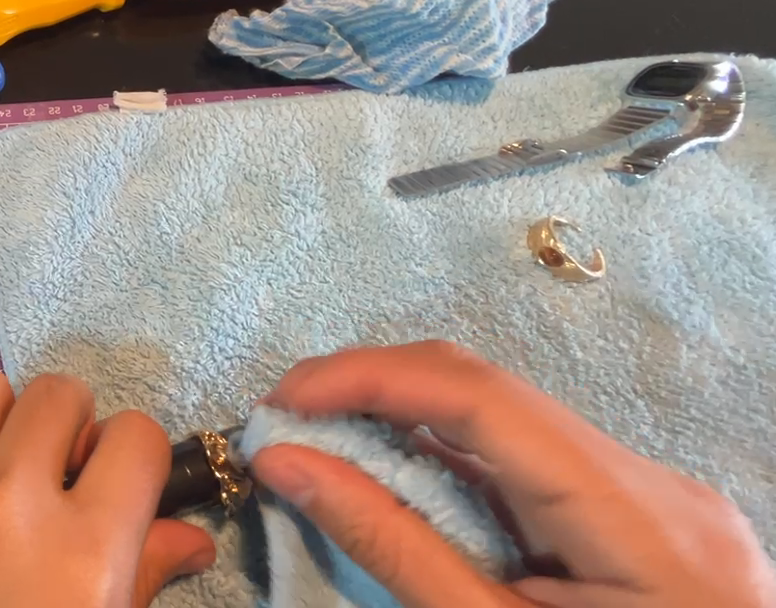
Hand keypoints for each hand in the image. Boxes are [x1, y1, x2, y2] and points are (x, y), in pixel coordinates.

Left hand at [0, 368, 214, 607]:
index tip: (118, 480)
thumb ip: (139, 583)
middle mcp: (6, 497)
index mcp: (80, 553)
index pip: (137, 438)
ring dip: (1, 423)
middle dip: (69, 426)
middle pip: (58, 392)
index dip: (136, 456)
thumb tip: (188, 533)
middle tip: (55, 473)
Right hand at [251, 341, 775, 607]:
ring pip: (481, 405)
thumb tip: (277, 459)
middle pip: (475, 385)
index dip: (365, 377)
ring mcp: (635, 487)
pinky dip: (422, 445)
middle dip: (362, 384)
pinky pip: (498, 446)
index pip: (478, 394)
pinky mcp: (612, 503)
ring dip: (385, 408)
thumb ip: (388, 545)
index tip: (281, 403)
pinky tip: (376, 466)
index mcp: (641, 517)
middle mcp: (646, 479)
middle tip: (284, 416)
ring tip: (313, 436)